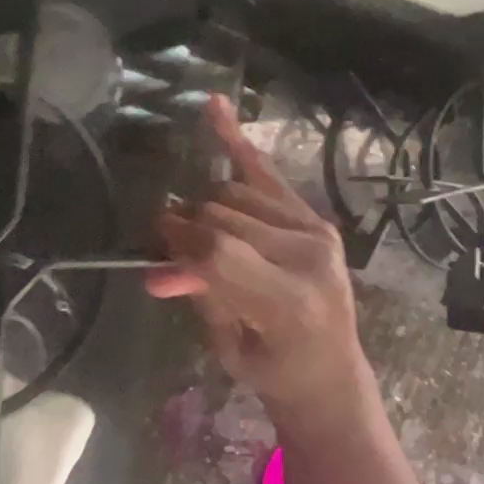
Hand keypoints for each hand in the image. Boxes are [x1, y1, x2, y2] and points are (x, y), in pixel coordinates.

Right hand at [148, 97, 371, 425]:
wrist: (330, 375)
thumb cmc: (273, 371)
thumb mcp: (226, 344)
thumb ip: (199, 293)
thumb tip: (155, 269)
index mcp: (289, 299)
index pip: (219, 251)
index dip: (179, 241)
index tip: (154, 240)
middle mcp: (308, 256)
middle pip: (223, 217)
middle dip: (186, 227)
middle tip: (168, 247)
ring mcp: (315, 231)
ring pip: (233, 195)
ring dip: (205, 209)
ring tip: (195, 232)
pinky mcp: (314, 219)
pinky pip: (266, 173)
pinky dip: (235, 141)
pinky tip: (213, 107)